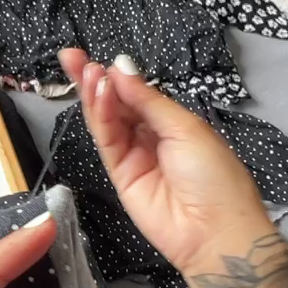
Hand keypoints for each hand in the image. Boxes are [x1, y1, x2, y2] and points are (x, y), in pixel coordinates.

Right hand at [58, 48, 273, 276]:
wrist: (215, 230)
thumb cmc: (215, 176)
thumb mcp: (186, 127)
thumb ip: (148, 99)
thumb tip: (121, 69)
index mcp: (173, 123)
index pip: (136, 94)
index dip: (117, 76)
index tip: (95, 57)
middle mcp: (150, 137)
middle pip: (115, 104)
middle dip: (94, 80)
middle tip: (71, 57)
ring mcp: (133, 156)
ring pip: (106, 120)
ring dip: (93, 95)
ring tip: (82, 70)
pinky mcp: (119, 175)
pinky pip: (107, 140)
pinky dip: (100, 116)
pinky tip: (96, 95)